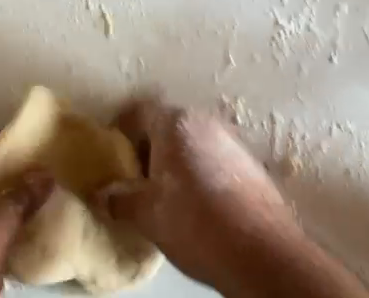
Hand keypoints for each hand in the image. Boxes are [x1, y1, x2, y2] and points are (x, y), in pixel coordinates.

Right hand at [97, 100, 368, 297]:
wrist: (266, 256)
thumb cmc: (198, 226)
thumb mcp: (148, 216)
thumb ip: (121, 199)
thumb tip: (103, 194)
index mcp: (175, 123)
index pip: (137, 112)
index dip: (120, 131)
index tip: (112, 156)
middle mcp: (204, 121)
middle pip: (166, 125)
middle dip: (148, 148)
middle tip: (136, 179)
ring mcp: (232, 141)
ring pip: (192, 142)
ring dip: (176, 162)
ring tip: (167, 196)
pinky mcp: (252, 165)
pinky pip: (214, 158)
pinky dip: (200, 173)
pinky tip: (198, 205)